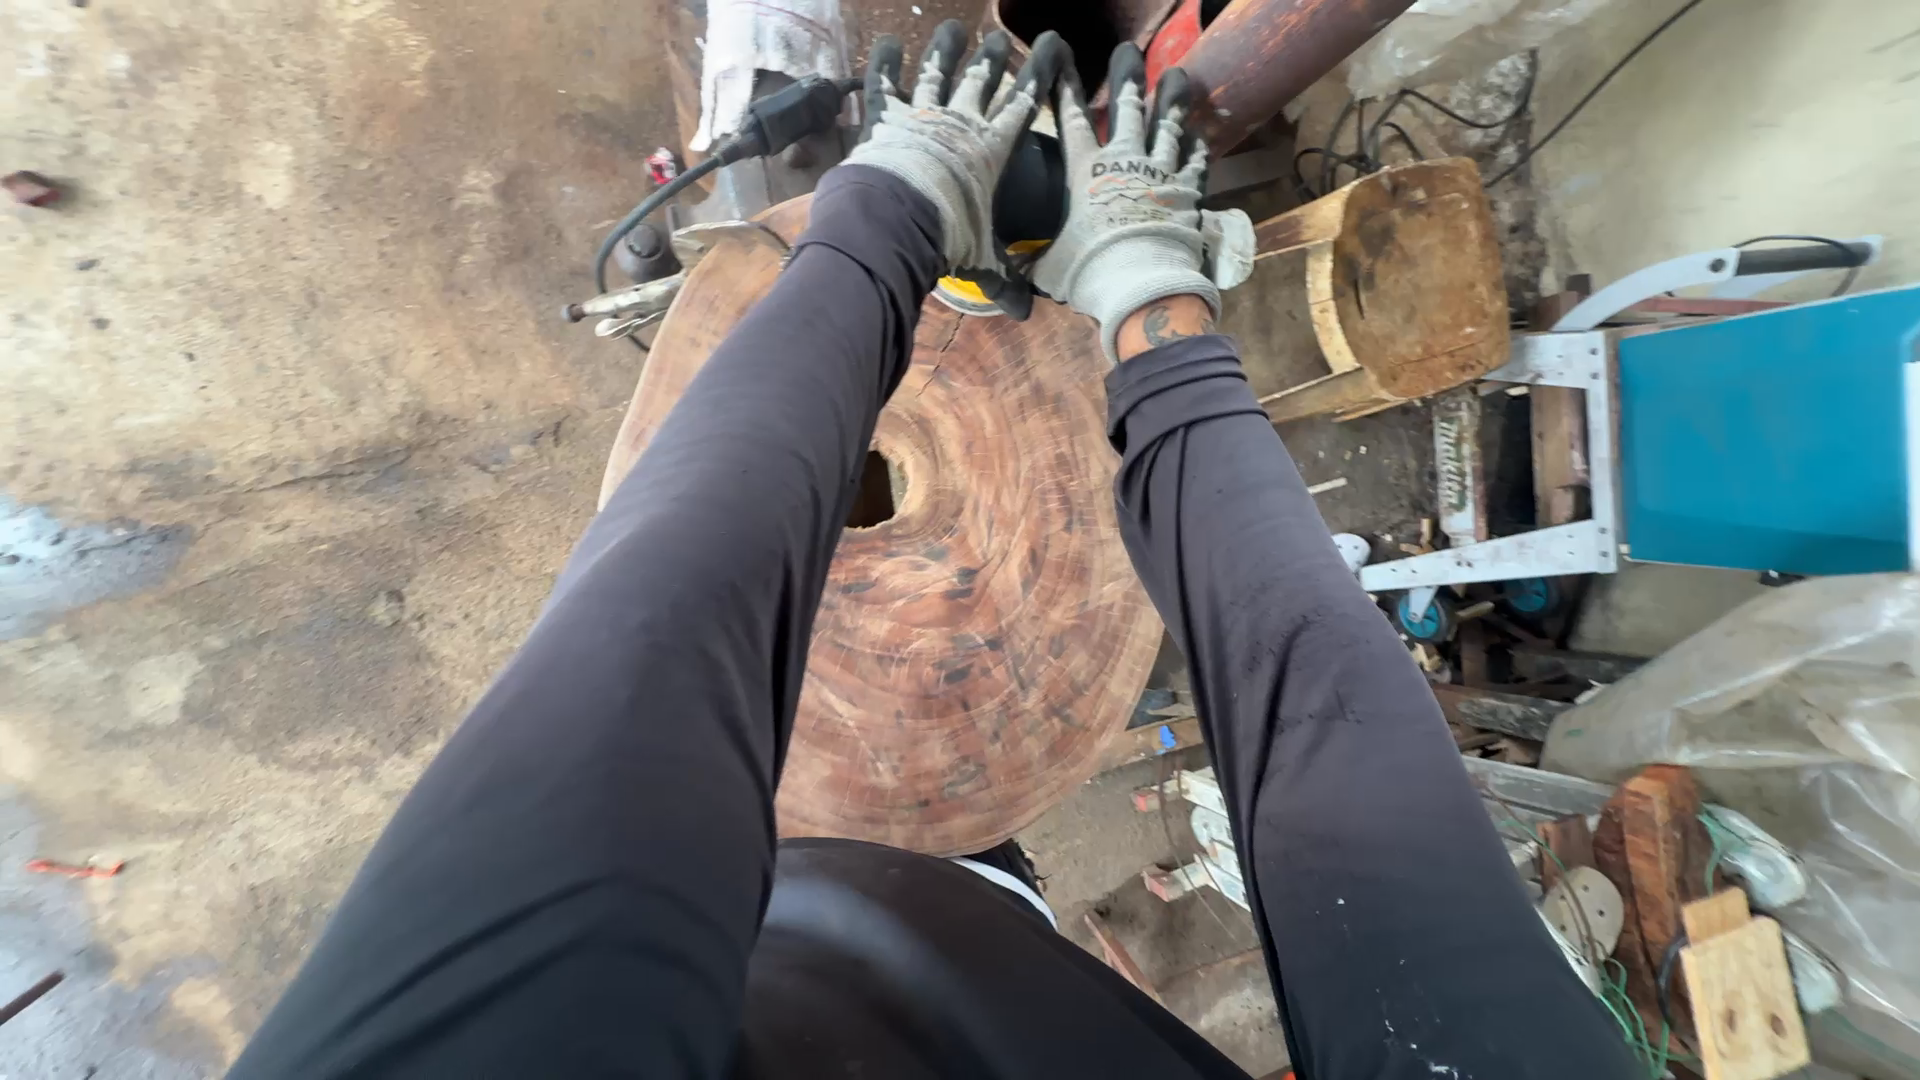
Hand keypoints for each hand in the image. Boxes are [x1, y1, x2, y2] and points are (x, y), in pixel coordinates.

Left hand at [843, 23, 1065, 271]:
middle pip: (982, 82)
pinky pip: (883, 84)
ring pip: (938, 72)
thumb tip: (1024, 314)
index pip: (1023, 105)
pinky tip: (884, 43)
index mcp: (992, 149)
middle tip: (1001, 42)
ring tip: (952, 29)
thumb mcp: (981, 259)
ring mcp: (924, 114)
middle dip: (994, 59)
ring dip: (945, 50)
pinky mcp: (887, 118)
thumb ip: (1003, 281)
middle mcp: (962, 122)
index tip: (1053, 47)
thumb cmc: (949, 235)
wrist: (901, 218)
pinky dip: (882, 63)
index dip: (1039, 75)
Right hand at [1032, 46, 1254, 361]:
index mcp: (1084, 171)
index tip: (1059, 56)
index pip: (1070, 118)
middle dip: (1126, 76)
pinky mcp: (1188, 189)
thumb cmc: (1086, 272)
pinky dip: (1196, 146)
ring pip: (1167, 124)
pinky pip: (1194, 160)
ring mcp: (1159, 170)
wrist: (1137, 284)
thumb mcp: (1049, 267)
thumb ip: (1033, 259)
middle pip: (1126, 106)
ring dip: (1170, 99)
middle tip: (1129, 53)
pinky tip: (1196, 135)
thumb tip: (1013, 268)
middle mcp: (1123, 159)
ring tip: (1175, 76)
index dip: (1064, 86)